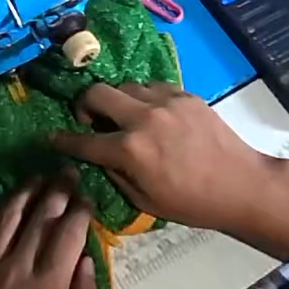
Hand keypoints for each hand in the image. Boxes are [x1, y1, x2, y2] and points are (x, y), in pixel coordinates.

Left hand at [0, 178, 100, 288]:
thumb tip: (86, 258)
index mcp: (48, 284)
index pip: (69, 232)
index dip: (82, 210)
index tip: (89, 196)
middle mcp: (16, 267)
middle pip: (41, 217)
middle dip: (59, 190)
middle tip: (69, 172)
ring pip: (6, 218)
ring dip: (24, 193)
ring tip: (38, 177)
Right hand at [50, 82, 288, 236]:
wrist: (239, 183)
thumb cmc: (191, 202)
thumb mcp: (145, 201)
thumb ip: (116, 174)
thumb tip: (99, 156)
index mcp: (129, 150)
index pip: (82, 141)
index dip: (61, 140)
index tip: (50, 137)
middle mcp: (142, 118)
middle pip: (97, 93)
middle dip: (85, 105)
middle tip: (91, 120)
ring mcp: (165, 101)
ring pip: (125, 86)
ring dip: (118, 101)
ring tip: (126, 118)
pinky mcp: (184, 94)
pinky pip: (152, 86)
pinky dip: (144, 98)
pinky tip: (153, 115)